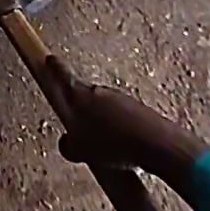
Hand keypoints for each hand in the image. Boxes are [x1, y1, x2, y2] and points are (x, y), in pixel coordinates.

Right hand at [53, 62, 209, 195]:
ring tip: (108, 147)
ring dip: (106, 121)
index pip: (61, 73)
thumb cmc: (113, 143)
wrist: (160, 147)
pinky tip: (128, 151)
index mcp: (78, 94)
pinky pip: (128, 119)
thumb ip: (68, 145)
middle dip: (83, 108)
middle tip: (82, 127)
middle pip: (86, 93)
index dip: (53, 67)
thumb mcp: (80, 150)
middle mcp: (99, 91)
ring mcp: (123, 100)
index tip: (49, 60)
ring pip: (108, 107)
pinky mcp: (144, 113)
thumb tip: (67, 145)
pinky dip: (125, 130)